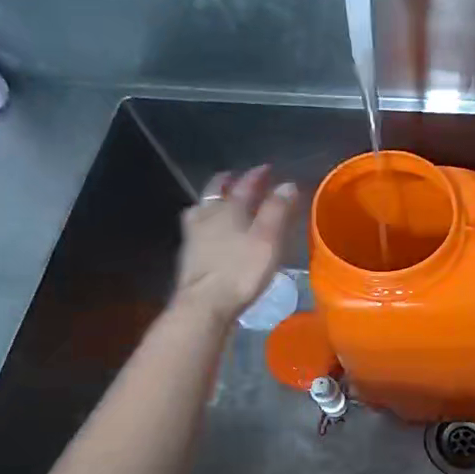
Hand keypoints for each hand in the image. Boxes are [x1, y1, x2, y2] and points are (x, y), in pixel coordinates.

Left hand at [172, 165, 297, 324]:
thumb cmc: (240, 270)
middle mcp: (207, 215)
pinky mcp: (188, 256)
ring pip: (202, 208)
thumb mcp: (268, 239)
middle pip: (215, 191)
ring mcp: (193, 236)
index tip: (267, 169)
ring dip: (212, 201)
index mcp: (229, 207)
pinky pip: (197, 229)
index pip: (245, 184)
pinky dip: (206, 224)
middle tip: (238, 180)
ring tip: (221, 204)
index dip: (257, 175)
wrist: (204, 304)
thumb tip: (287, 184)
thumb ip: (277, 210)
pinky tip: (211, 235)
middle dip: (228, 182)